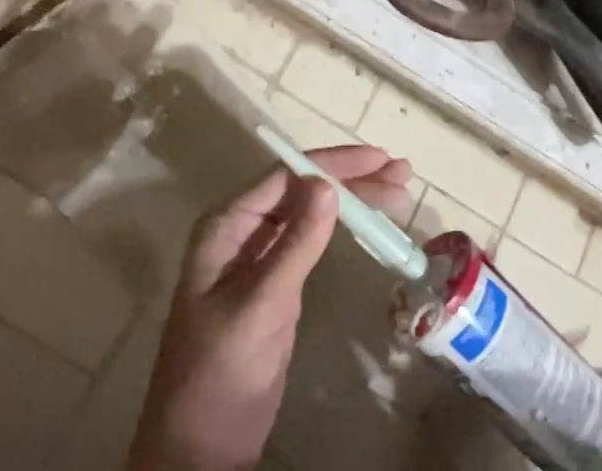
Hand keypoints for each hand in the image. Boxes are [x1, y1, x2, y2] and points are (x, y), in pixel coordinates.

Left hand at [128, 145, 412, 470]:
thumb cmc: (219, 369)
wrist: (201, 440)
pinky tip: (369, 225)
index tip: (378, 160)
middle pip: (301, 190)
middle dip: (350, 178)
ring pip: (311, 214)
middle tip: (400, 172)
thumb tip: (328, 184)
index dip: (333, 163)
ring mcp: (261, 259)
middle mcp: (242, 232)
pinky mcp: (278, 285)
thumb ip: (295, 245)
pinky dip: (343, 230)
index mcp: (226, 226)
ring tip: (398, 192)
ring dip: (352, 200)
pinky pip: (312, 242)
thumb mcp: (260, 304)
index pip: (285, 176)